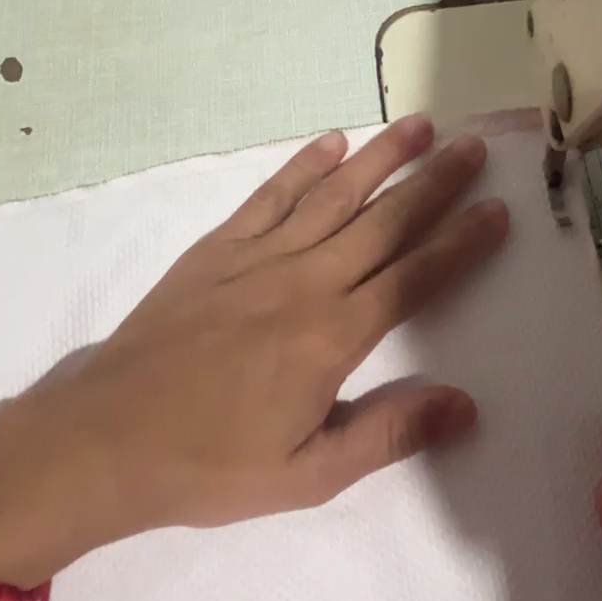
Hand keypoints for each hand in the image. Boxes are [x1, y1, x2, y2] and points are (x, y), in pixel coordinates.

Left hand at [0, 115, 509, 582]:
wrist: (104, 440)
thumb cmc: (210, 465)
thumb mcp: (307, 475)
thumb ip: (388, 434)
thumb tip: (466, 405)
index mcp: (332, 337)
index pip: (414, 278)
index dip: (461, 243)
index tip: (497, 209)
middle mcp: (303, 283)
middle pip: (383, 224)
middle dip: (434, 184)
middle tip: (473, 148)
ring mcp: (256, 258)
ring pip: (333, 197)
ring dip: (380, 158)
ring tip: (420, 125)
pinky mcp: (216, 249)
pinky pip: (269, 197)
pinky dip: (302, 167)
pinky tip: (330, 142)